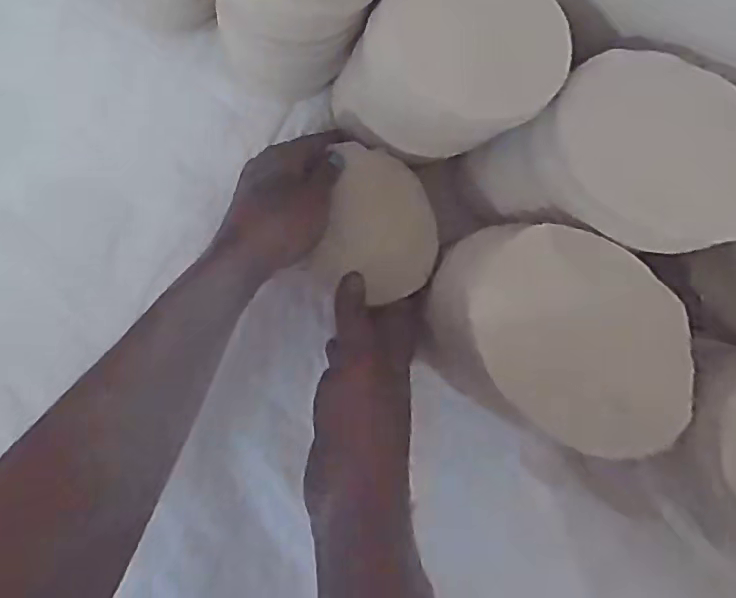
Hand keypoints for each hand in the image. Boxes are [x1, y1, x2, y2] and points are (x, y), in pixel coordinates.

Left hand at [211, 132, 343, 279]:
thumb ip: (327, 172)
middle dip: (321, 157)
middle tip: (346, 167)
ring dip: (306, 174)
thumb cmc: (284, 223)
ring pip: (286, 169)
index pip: (317, 139)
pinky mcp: (246, 200)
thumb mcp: (316, 198)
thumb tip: (333, 153)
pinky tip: (302, 202)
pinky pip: (277, 186)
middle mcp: (264, 159)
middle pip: (299, 152)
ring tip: (328, 186)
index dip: (339, 139)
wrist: (240, 256)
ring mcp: (252, 179)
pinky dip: (293, 188)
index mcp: (283, 152)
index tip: (359, 144)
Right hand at [305, 274, 418, 529]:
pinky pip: (348, 360)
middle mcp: (387, 366)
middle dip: (381, 290)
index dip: (408, 278)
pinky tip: (327, 333)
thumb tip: (358, 274)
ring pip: (368, 339)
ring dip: (359, 314)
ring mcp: (368, 386)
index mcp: (396, 355)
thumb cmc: (359, 424)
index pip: (407, 307)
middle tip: (364, 252)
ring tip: (342, 281)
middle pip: (388, 321)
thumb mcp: (357, 365)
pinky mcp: (348, 402)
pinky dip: (341, 340)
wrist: (350, 492)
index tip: (400, 243)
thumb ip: (356, 321)